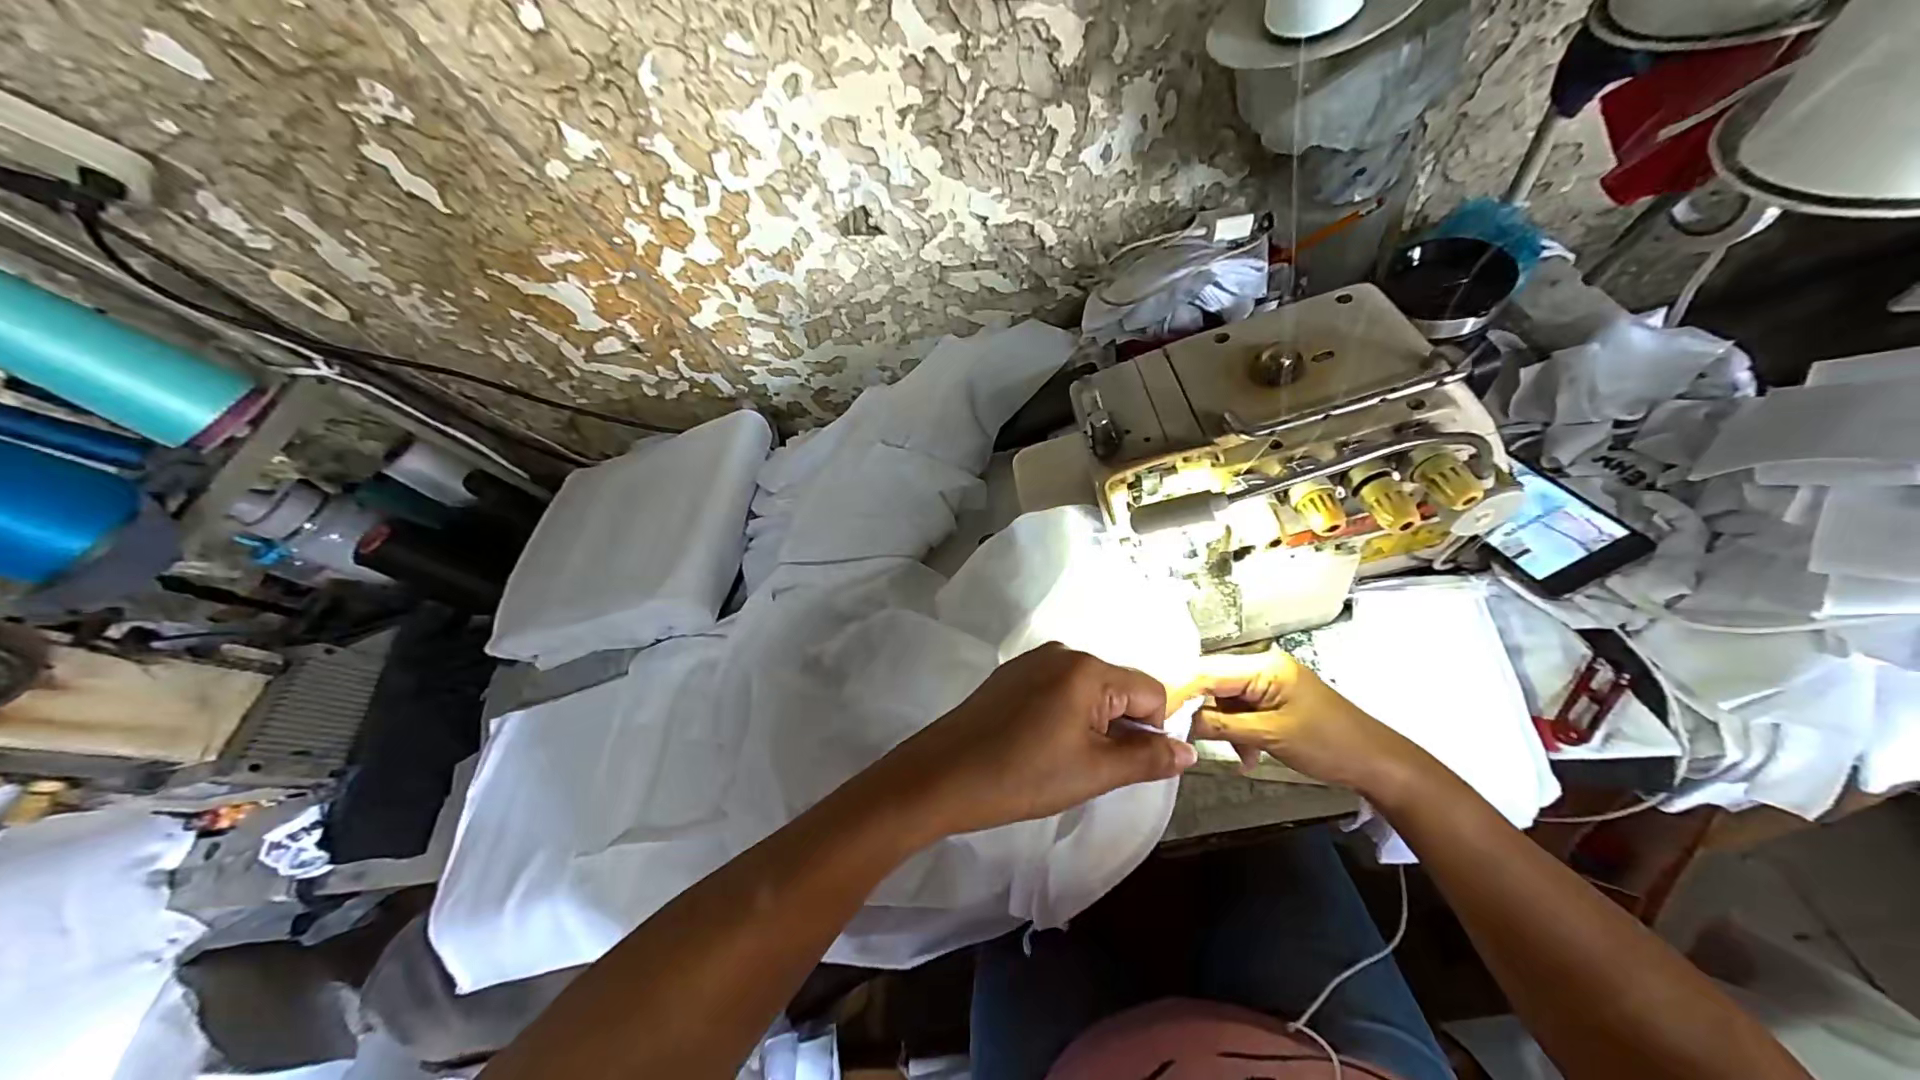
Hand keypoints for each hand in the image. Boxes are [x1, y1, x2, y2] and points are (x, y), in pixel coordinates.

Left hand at [870, 643, 1198, 839]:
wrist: (939, 777)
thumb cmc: (1021, 775)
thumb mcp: (1093, 772)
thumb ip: (1147, 758)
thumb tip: (1188, 752)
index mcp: (1088, 668)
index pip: (1152, 690)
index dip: (1151, 731)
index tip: (1125, 766)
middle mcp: (1063, 652)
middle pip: (1119, 688)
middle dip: (1119, 728)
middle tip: (1090, 767)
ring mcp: (1032, 660)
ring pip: (1089, 691)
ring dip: (1092, 725)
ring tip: (1062, 760)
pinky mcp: (1010, 675)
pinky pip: (1059, 690)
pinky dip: (1063, 716)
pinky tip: (1039, 746)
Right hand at [1176, 650, 1427, 797]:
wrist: (1379, 764)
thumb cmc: (1328, 744)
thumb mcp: (1270, 735)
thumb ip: (1221, 725)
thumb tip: (1180, 721)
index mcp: (1264, 665)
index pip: (1207, 672)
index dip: (1180, 693)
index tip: (1159, 715)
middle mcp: (1263, 665)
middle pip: (1213, 683)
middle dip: (1201, 712)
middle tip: (1186, 738)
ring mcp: (1270, 682)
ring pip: (1225, 698)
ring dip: (1222, 726)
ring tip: (1237, 755)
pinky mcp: (1275, 699)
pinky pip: (1241, 708)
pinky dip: (1237, 730)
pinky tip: (1246, 754)